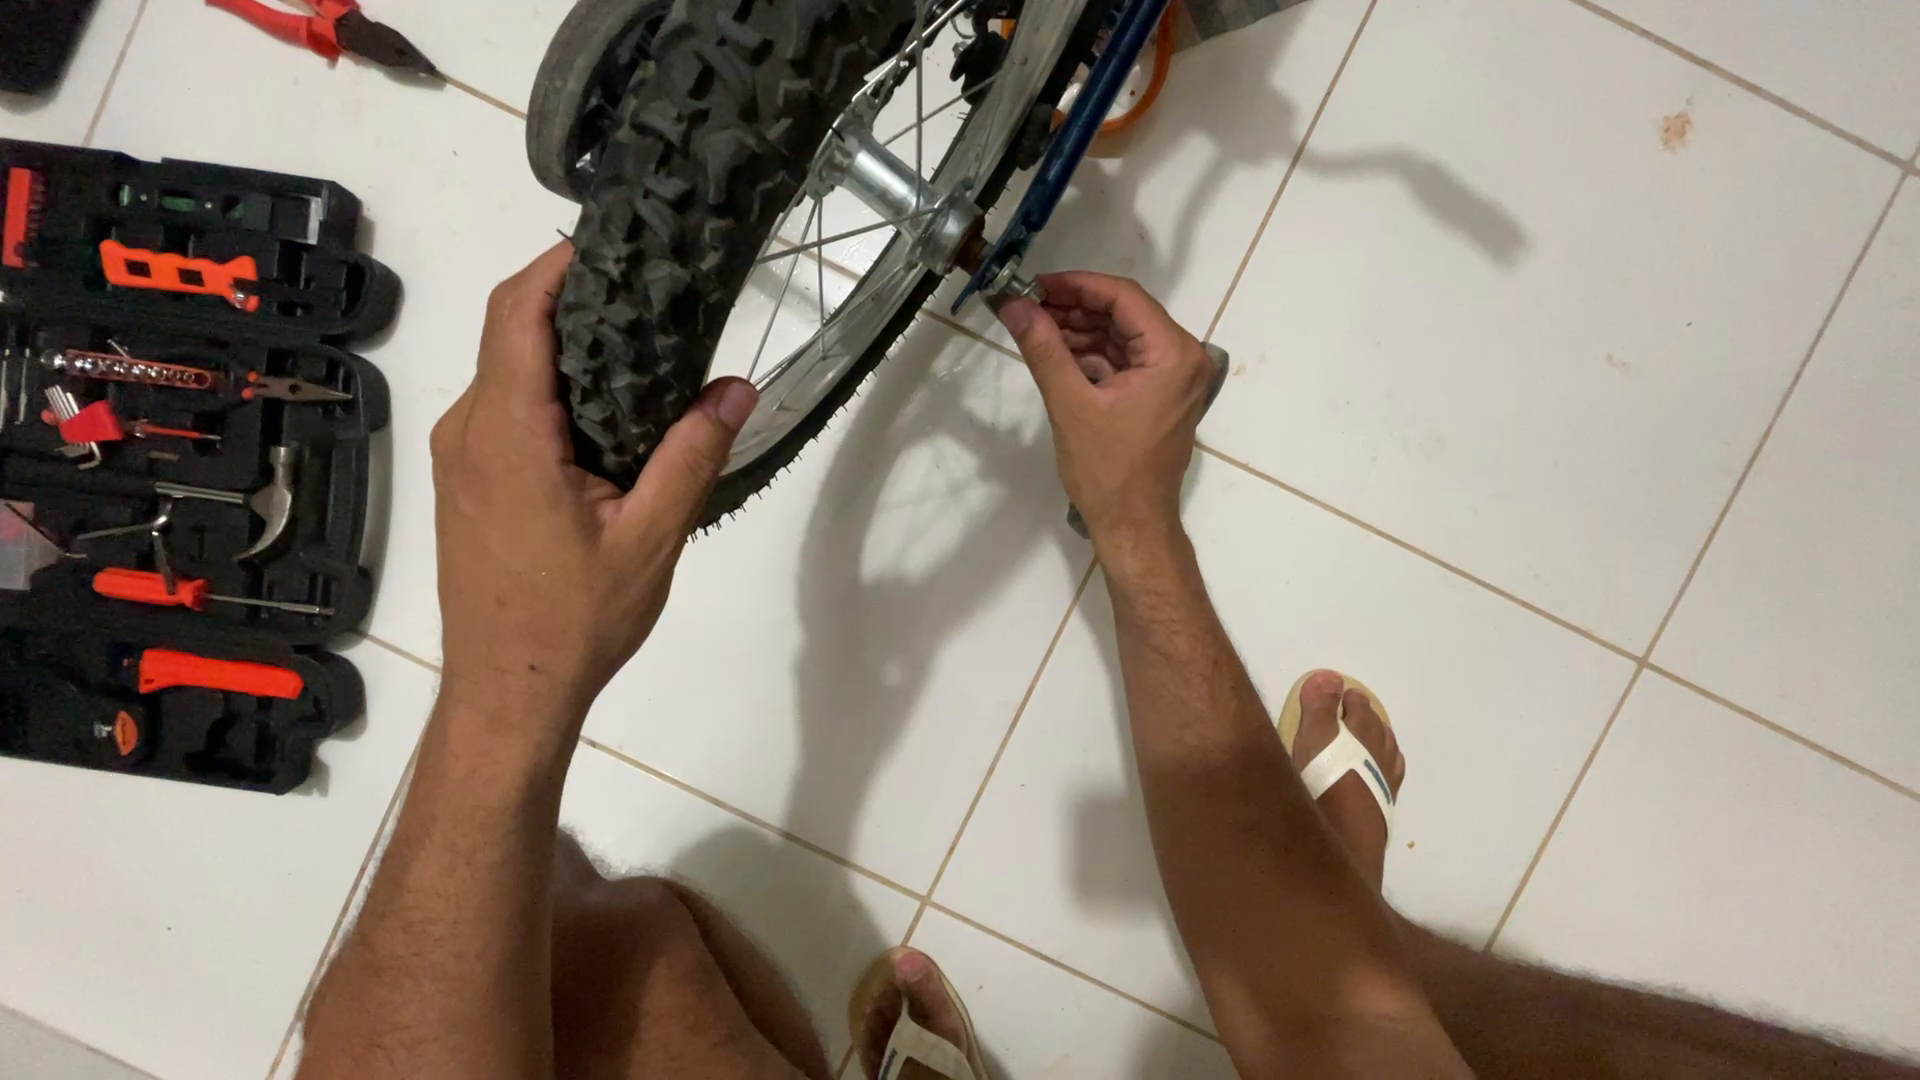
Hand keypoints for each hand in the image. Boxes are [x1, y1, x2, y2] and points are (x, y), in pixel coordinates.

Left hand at [430, 241, 757, 728]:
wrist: (509, 690)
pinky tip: (611, 414)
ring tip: (646, 350)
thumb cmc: (577, 617)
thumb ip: (692, 456)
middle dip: (575, 302)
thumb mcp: (651, 537)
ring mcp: (462, 458)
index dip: (558, 266)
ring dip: (569, 350)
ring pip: (510, 374)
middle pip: (512, 335)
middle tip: (655, 297)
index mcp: (508, 434)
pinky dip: (556, 392)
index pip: (517, 315)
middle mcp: (469, 431)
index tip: (617, 246)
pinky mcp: (470, 482)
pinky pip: (507, 411)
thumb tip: (737, 389)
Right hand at [997, 272, 1214, 556]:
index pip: (1124, 297)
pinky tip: (1056, 353)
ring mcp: (1172, 379)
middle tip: (1029, 306)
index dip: (1078, 285)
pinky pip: (1123, 362)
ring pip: (1121, 338)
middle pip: (1124, 314)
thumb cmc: (1107, 470)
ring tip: (1035, 328)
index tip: (1036, 284)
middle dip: (1075, 308)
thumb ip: (1043, 348)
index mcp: (1172, 354)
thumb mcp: (1070, 404)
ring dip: (1080, 332)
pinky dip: (1091, 357)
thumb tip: (1014, 305)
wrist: (1132, 525)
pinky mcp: (1158, 397)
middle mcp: (1182, 359)